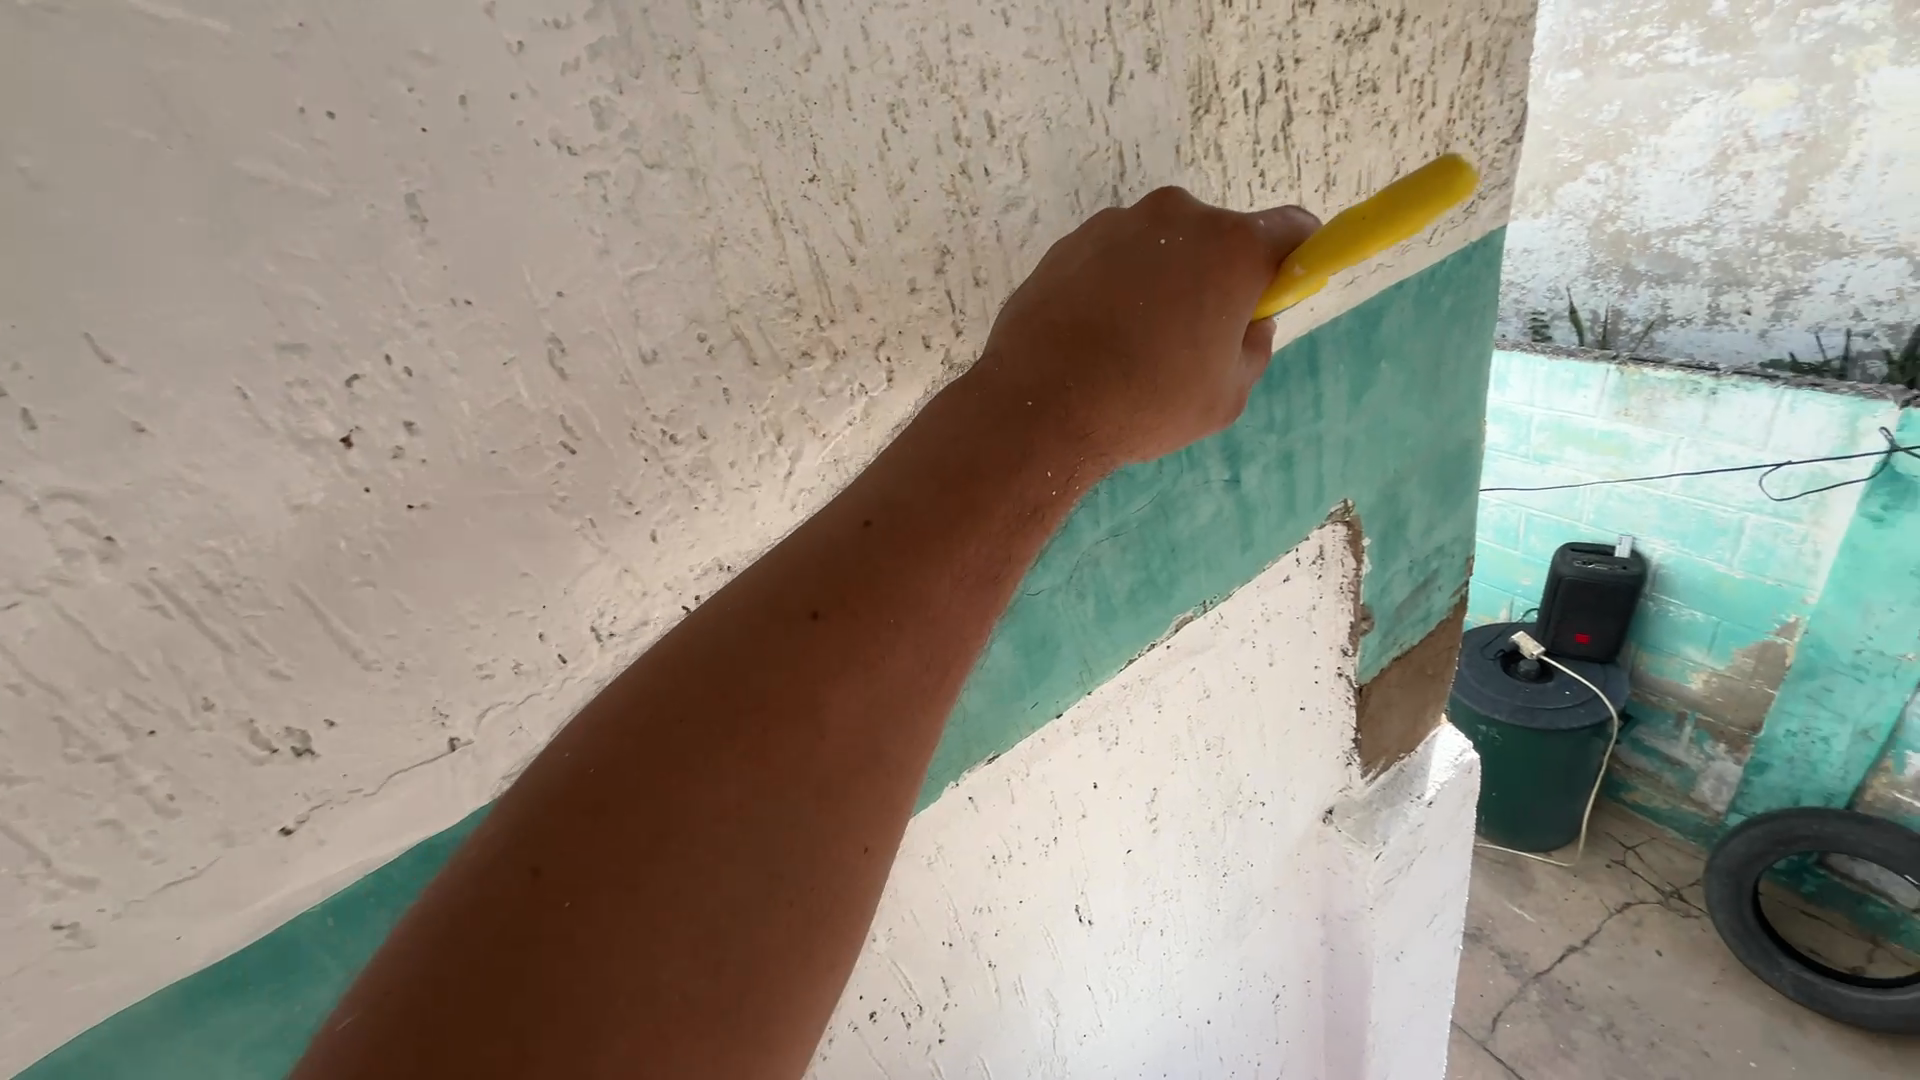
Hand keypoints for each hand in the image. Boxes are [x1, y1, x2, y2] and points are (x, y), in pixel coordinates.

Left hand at [967, 187, 1318, 468]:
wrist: (1039, 407)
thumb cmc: (1146, 404)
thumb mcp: (1227, 396)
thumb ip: (1254, 349)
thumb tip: (1249, 322)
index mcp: (1230, 247)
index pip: (1290, 230)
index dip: (1290, 262)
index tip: (1271, 297)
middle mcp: (1174, 216)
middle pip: (1214, 240)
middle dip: (1212, 280)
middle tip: (1187, 341)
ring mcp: (1113, 226)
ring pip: (1157, 249)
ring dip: (1156, 283)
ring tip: (1127, 347)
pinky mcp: (1066, 245)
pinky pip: (1108, 262)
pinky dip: (1110, 289)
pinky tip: (1091, 338)